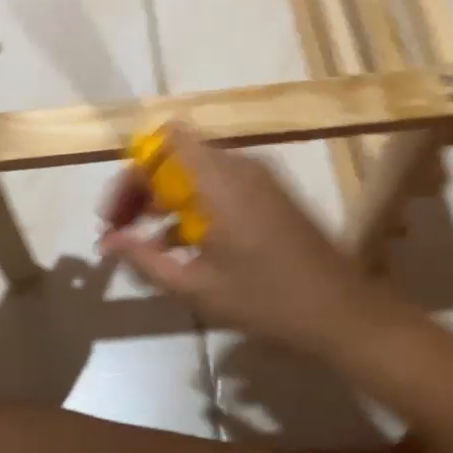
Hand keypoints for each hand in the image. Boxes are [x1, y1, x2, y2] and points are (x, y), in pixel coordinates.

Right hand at [99, 125, 376, 353]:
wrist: (345, 313)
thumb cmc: (267, 301)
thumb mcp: (197, 287)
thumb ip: (146, 259)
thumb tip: (108, 242)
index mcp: (219, 180)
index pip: (165, 138)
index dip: (134, 168)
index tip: (117, 213)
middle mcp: (240, 166)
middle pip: (176, 154)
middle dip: (143, 188)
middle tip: (120, 231)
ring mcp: (260, 178)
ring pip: (197, 170)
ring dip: (167, 198)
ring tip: (145, 242)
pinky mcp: (272, 193)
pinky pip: (220, 184)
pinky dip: (194, 204)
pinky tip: (182, 245)